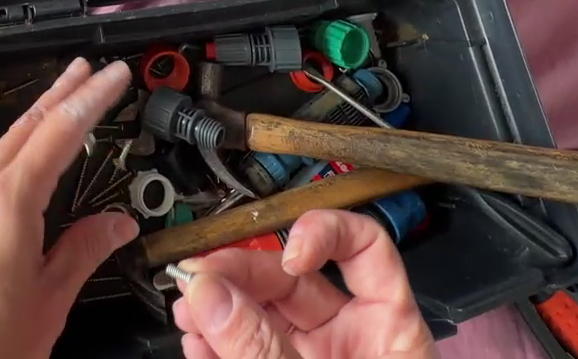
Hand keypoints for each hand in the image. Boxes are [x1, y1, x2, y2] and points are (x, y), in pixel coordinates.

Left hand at [0, 58, 138, 358]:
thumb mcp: (47, 305)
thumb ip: (82, 252)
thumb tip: (119, 224)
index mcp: (8, 204)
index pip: (60, 132)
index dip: (92, 97)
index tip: (115, 73)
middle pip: (26, 125)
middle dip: (61, 91)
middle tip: (89, 65)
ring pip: (5, 141)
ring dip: (39, 115)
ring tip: (66, 94)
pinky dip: (18, 145)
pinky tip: (29, 150)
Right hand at [172, 209, 437, 358]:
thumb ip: (261, 346)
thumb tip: (209, 292)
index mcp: (390, 330)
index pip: (364, 246)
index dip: (324, 232)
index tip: (288, 248)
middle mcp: (354, 337)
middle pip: (290, 276)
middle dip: (238, 272)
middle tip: (198, 277)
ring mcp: (317, 358)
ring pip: (261, 310)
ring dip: (217, 305)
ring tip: (187, 308)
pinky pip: (246, 346)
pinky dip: (217, 340)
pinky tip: (196, 339)